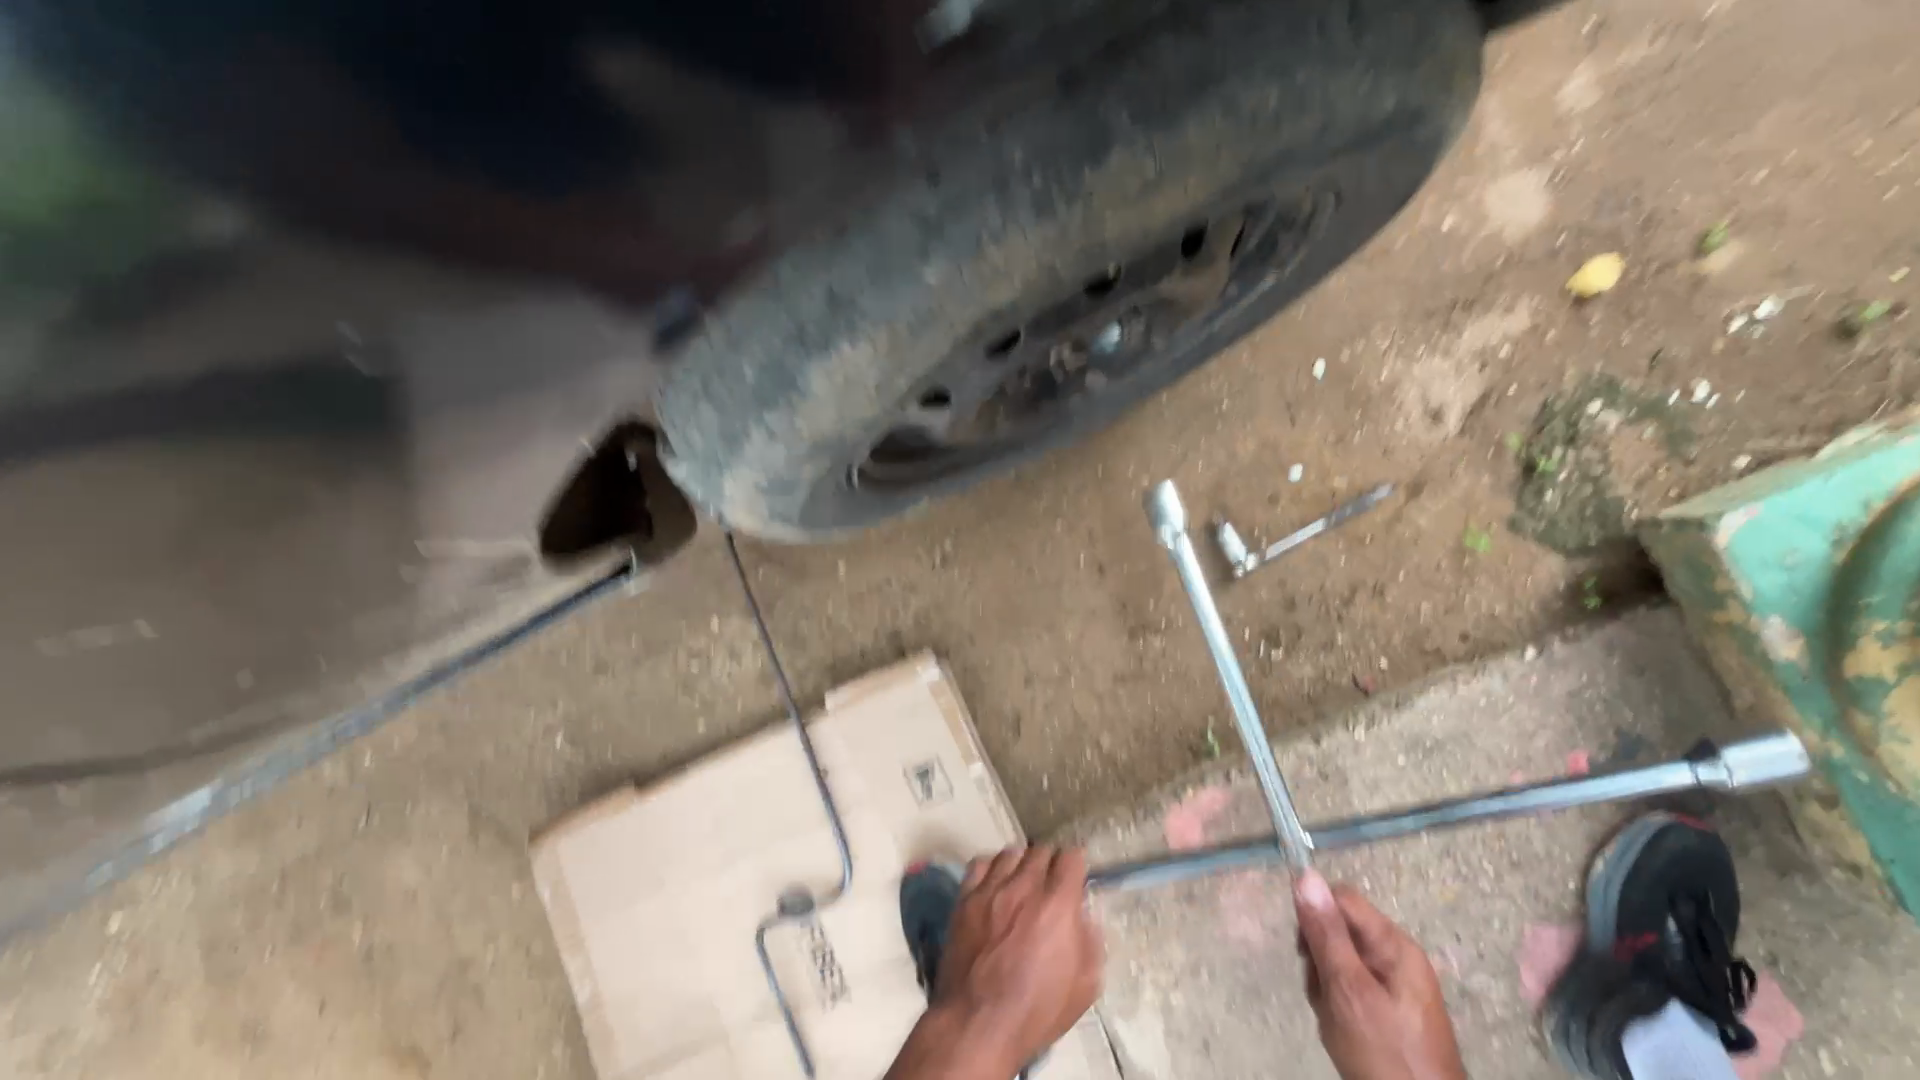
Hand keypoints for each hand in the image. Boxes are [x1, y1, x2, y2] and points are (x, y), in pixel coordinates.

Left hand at [886, 847, 1103, 1079]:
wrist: (978, 1025)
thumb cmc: (1036, 1012)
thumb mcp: (1084, 986)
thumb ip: (1090, 942)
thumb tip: (1083, 918)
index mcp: (1057, 906)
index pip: (1071, 857)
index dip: (1076, 866)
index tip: (1075, 878)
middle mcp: (1024, 888)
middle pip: (1041, 850)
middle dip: (1050, 864)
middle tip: (1050, 885)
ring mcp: (990, 891)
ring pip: (1010, 853)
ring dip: (1021, 864)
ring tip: (1021, 883)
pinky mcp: (964, 899)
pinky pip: (979, 864)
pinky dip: (991, 869)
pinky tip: (994, 885)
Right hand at [1294, 870, 1466, 1079]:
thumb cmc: (1384, 1053)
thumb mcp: (1347, 990)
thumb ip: (1326, 933)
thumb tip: (1305, 874)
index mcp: (1394, 945)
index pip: (1342, 899)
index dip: (1315, 915)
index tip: (1303, 952)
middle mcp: (1398, 956)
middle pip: (1340, 929)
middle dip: (1319, 957)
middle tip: (1323, 994)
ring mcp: (1397, 984)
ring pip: (1341, 959)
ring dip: (1325, 983)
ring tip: (1333, 1017)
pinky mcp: (1392, 1008)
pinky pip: (1353, 986)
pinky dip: (1338, 1002)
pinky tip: (1341, 1028)